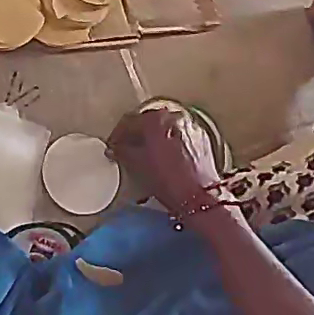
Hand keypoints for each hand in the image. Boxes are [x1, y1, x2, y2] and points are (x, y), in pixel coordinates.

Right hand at [108, 107, 222, 212]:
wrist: (197, 197)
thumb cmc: (165, 179)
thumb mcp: (135, 164)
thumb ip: (121, 150)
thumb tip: (115, 148)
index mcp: (155, 119)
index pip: (128, 120)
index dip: (117, 134)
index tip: (112, 145)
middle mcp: (174, 117)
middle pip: (148, 121)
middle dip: (136, 134)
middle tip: (126, 148)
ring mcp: (189, 126)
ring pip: (164, 128)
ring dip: (153, 138)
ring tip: (145, 154)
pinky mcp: (201, 139)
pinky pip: (177, 136)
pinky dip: (168, 143)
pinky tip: (164, 158)